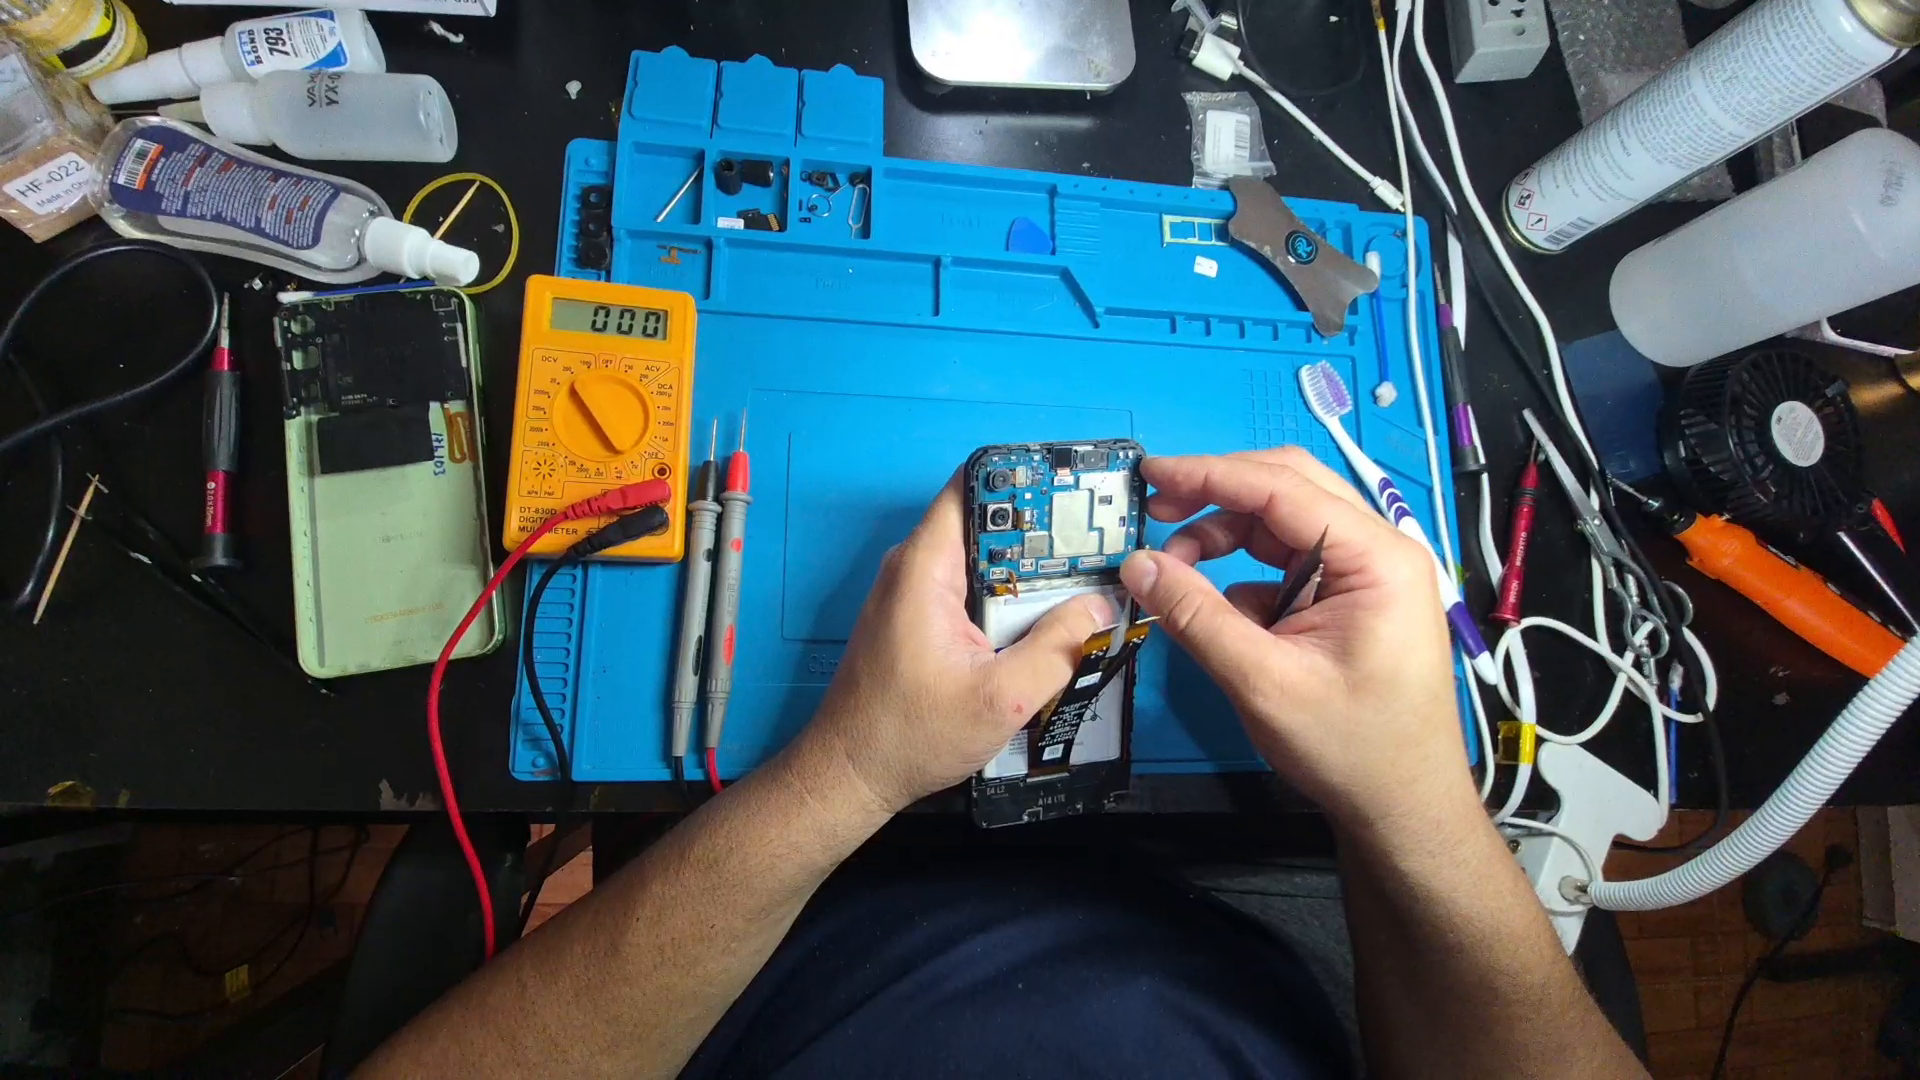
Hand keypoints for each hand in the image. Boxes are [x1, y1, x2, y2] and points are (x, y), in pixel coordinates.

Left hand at [788, 472, 1112, 815]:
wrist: (851, 773)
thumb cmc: (913, 736)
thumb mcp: (1000, 699)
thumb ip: (1056, 647)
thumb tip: (1103, 605)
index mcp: (924, 568)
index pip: (969, 487)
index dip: (1020, 478)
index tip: (1069, 486)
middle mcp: (914, 566)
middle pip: (981, 522)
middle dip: (1037, 527)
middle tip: (1095, 538)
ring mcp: (912, 591)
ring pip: (978, 557)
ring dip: (1024, 566)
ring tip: (1082, 572)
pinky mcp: (916, 615)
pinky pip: (967, 585)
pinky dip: (1004, 592)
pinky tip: (1042, 611)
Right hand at [1117, 449, 1473, 834]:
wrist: (1401, 807)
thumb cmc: (1348, 747)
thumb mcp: (1261, 682)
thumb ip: (1195, 616)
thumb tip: (1136, 564)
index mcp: (1375, 558)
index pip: (1282, 488)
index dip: (1210, 475)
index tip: (1151, 473)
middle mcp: (1375, 550)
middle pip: (1286, 487)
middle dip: (1216, 492)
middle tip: (1157, 509)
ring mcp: (1361, 571)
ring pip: (1279, 522)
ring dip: (1223, 535)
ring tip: (1175, 567)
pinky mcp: (1342, 595)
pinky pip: (1282, 561)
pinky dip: (1239, 573)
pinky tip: (1217, 612)